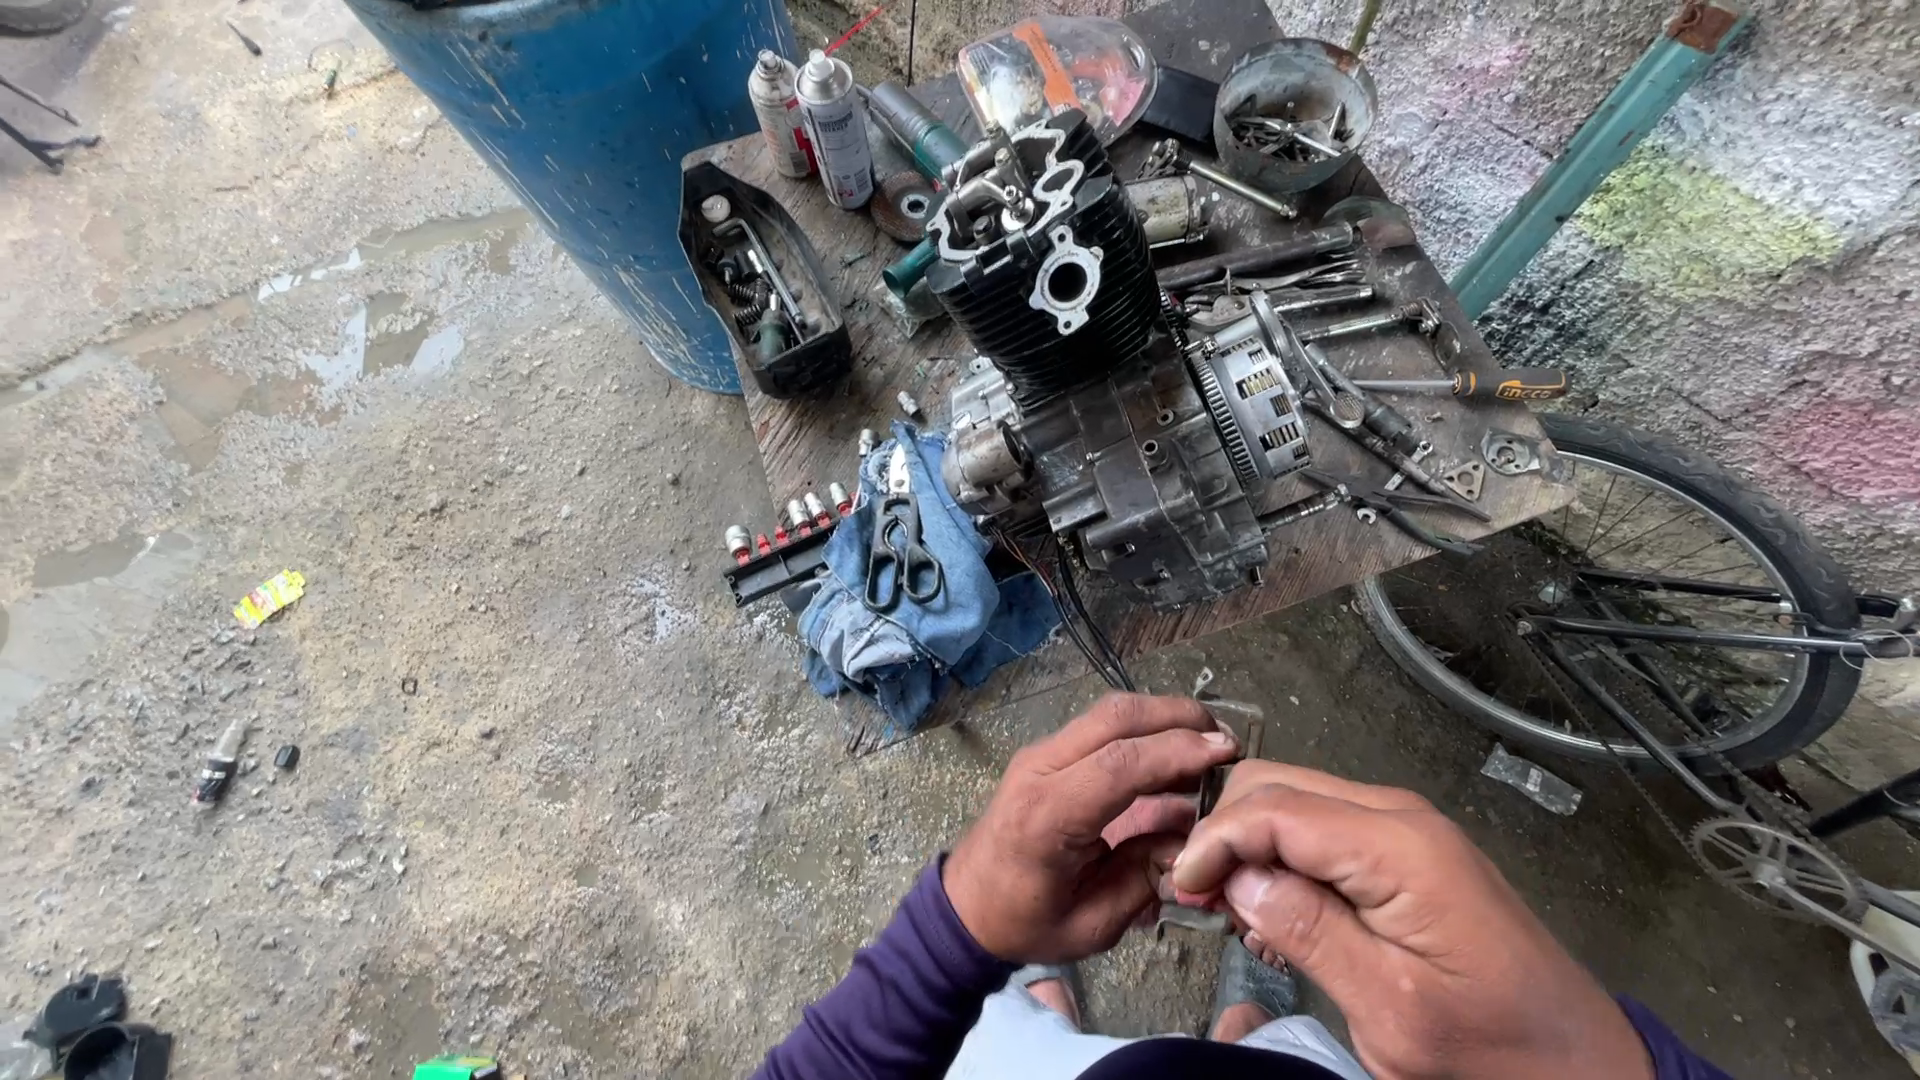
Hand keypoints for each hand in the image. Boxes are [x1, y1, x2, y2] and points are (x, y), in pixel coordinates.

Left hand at [942, 693, 1239, 962]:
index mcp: (1046, 814)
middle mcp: (1040, 768)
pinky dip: (1144, 730)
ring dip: (1162, 718)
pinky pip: (1101, 727)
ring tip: (1209, 746)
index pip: (1118, 764)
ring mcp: (1041, 754)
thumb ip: (1143, 879)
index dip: (1176, 752)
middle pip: (1114, 717)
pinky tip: (1175, 757)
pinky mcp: (1048, 753)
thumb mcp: (1091, 924)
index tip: (1225, 751)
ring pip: (1108, 713)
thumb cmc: (1024, 920)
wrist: (967, 902)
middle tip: (1225, 740)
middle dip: (1176, 716)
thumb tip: (1192, 840)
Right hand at [1171, 761, 1651, 1079]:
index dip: (1215, 839)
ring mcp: (1397, 821)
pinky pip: (1312, 820)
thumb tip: (1235, 879)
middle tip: (1201, 894)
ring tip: (1231, 903)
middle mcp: (1394, 812)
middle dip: (1223, 830)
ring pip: (1286, 795)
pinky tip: (1271, 901)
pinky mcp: (1396, 840)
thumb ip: (1307, 931)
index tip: (1182, 886)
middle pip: (1273, 784)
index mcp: (1398, 846)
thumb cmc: (1490, 1047)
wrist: (1581, 1062)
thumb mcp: (1390, 1009)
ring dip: (1245, 839)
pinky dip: (1274, 849)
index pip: (1274, 809)